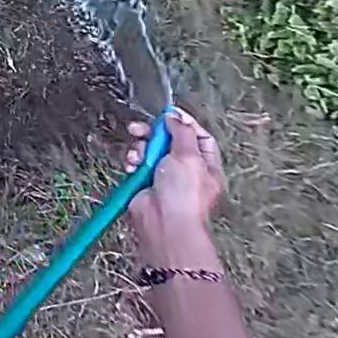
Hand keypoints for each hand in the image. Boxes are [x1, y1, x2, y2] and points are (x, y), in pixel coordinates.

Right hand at [122, 110, 226, 270]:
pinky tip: (133, 166)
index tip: (169, 114)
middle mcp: (186, 170)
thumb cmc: (184, 195)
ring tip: (137, 155)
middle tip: (139, 129)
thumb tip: (174, 117)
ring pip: (149, 149)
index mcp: (205, 165)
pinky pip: (136, 163)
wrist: (164, 223)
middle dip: (153, 133)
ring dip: (140, 148)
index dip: (184, 123)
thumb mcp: (188, 156)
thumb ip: (181, 132)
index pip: (198, 136)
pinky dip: (132, 162)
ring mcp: (165, 176)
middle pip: (169, 140)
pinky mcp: (145, 182)